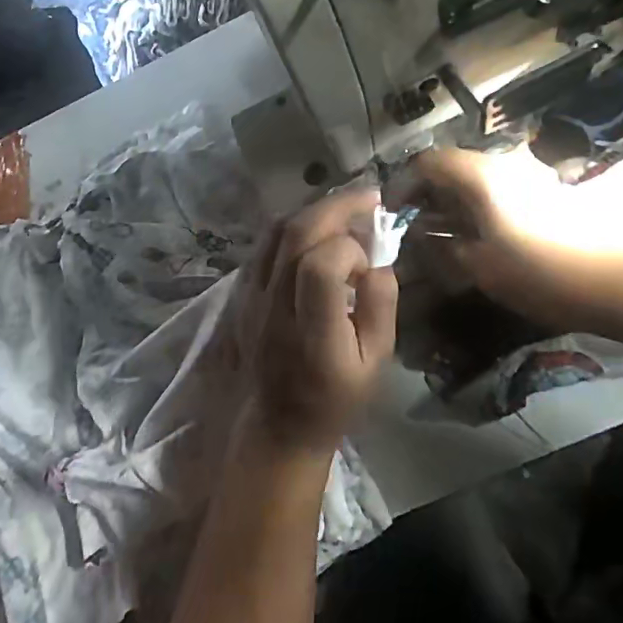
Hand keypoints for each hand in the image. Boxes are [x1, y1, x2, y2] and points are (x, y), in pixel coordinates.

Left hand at [238, 187, 398, 456]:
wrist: (276, 424)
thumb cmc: (334, 399)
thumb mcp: (376, 362)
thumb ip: (381, 305)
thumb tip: (377, 260)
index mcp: (312, 332)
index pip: (321, 264)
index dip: (351, 250)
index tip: (369, 263)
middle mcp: (275, 306)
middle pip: (296, 234)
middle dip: (336, 206)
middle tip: (369, 197)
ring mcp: (252, 296)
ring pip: (275, 231)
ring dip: (313, 210)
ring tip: (345, 207)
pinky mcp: (241, 292)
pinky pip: (263, 244)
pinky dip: (291, 225)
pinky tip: (314, 227)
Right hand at [388, 147, 622, 344]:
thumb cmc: (558, 275)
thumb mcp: (487, 271)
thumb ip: (444, 248)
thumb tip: (421, 234)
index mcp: (486, 173)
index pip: (427, 161)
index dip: (402, 185)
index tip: (393, 215)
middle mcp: (514, 159)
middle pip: (459, 169)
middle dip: (435, 199)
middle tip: (426, 233)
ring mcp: (549, 167)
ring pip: (492, 179)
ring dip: (470, 205)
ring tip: (468, 240)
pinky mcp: (577, 180)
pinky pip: (523, 188)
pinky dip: (503, 207)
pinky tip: (516, 239)